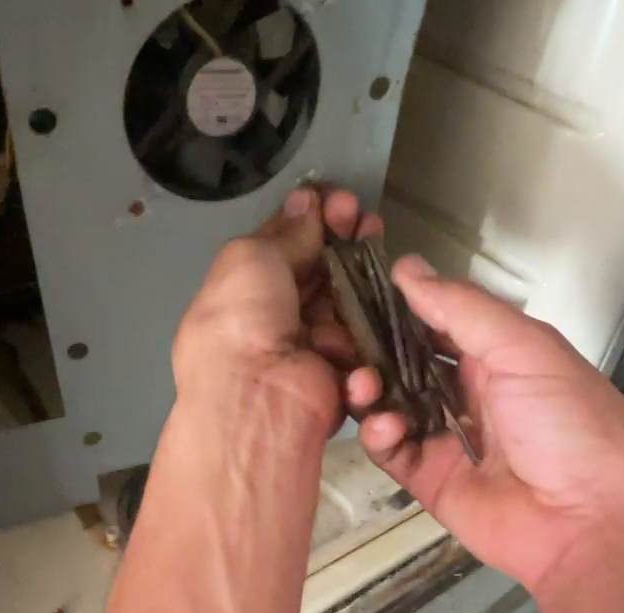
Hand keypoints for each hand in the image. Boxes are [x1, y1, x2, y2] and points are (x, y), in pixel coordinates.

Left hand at [172, 187, 383, 432]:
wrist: (257, 399)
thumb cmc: (242, 320)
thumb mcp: (250, 258)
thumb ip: (285, 232)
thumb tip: (307, 202)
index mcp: (245, 292)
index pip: (285, 249)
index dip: (314, 222)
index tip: (340, 201)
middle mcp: (276, 321)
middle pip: (320, 276)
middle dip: (345, 246)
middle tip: (368, 220)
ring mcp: (309, 351)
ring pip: (347, 309)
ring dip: (366, 282)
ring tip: (381, 257)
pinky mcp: (339, 379)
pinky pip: (362, 349)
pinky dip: (365, 334)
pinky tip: (369, 312)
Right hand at [350, 257, 623, 597]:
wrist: (590, 521)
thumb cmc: (570, 422)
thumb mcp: (525, 348)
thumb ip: (462, 309)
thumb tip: (406, 269)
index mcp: (500, 356)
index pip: (438, 323)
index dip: (400, 308)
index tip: (357, 292)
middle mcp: (471, 394)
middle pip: (407, 365)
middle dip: (374, 351)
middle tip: (338, 341)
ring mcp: (448, 440)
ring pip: (392, 407)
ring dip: (370, 391)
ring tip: (363, 385)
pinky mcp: (431, 482)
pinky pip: (393, 453)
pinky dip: (380, 436)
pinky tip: (384, 426)